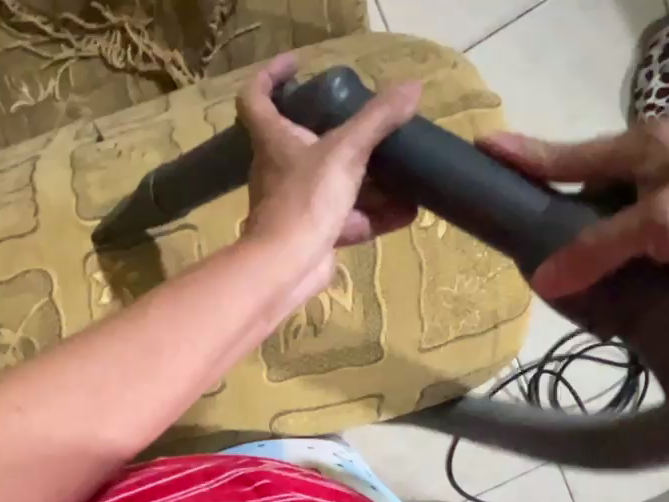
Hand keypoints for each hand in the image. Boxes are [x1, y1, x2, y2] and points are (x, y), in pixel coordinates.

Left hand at [237, 53, 420, 303]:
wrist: (286, 269)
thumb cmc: (304, 202)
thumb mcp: (345, 152)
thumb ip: (378, 120)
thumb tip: (412, 90)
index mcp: (273, 141)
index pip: (256, 99)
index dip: (271, 76)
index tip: (297, 66)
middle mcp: (279, 171)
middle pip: (307, 142)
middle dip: (343, 132)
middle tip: (375, 122)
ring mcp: (296, 205)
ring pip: (335, 184)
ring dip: (371, 181)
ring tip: (405, 172)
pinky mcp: (312, 236)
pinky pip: (348, 219)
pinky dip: (375, 215)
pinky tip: (407, 211)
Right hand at [480, 120, 668, 297]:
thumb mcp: (661, 225)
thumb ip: (596, 249)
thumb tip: (541, 278)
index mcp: (647, 144)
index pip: (568, 154)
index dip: (524, 155)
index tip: (482, 148)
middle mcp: (662, 155)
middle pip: (588, 180)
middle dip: (555, 202)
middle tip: (524, 233)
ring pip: (612, 206)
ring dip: (586, 231)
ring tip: (562, 262)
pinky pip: (636, 227)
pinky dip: (615, 246)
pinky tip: (609, 268)